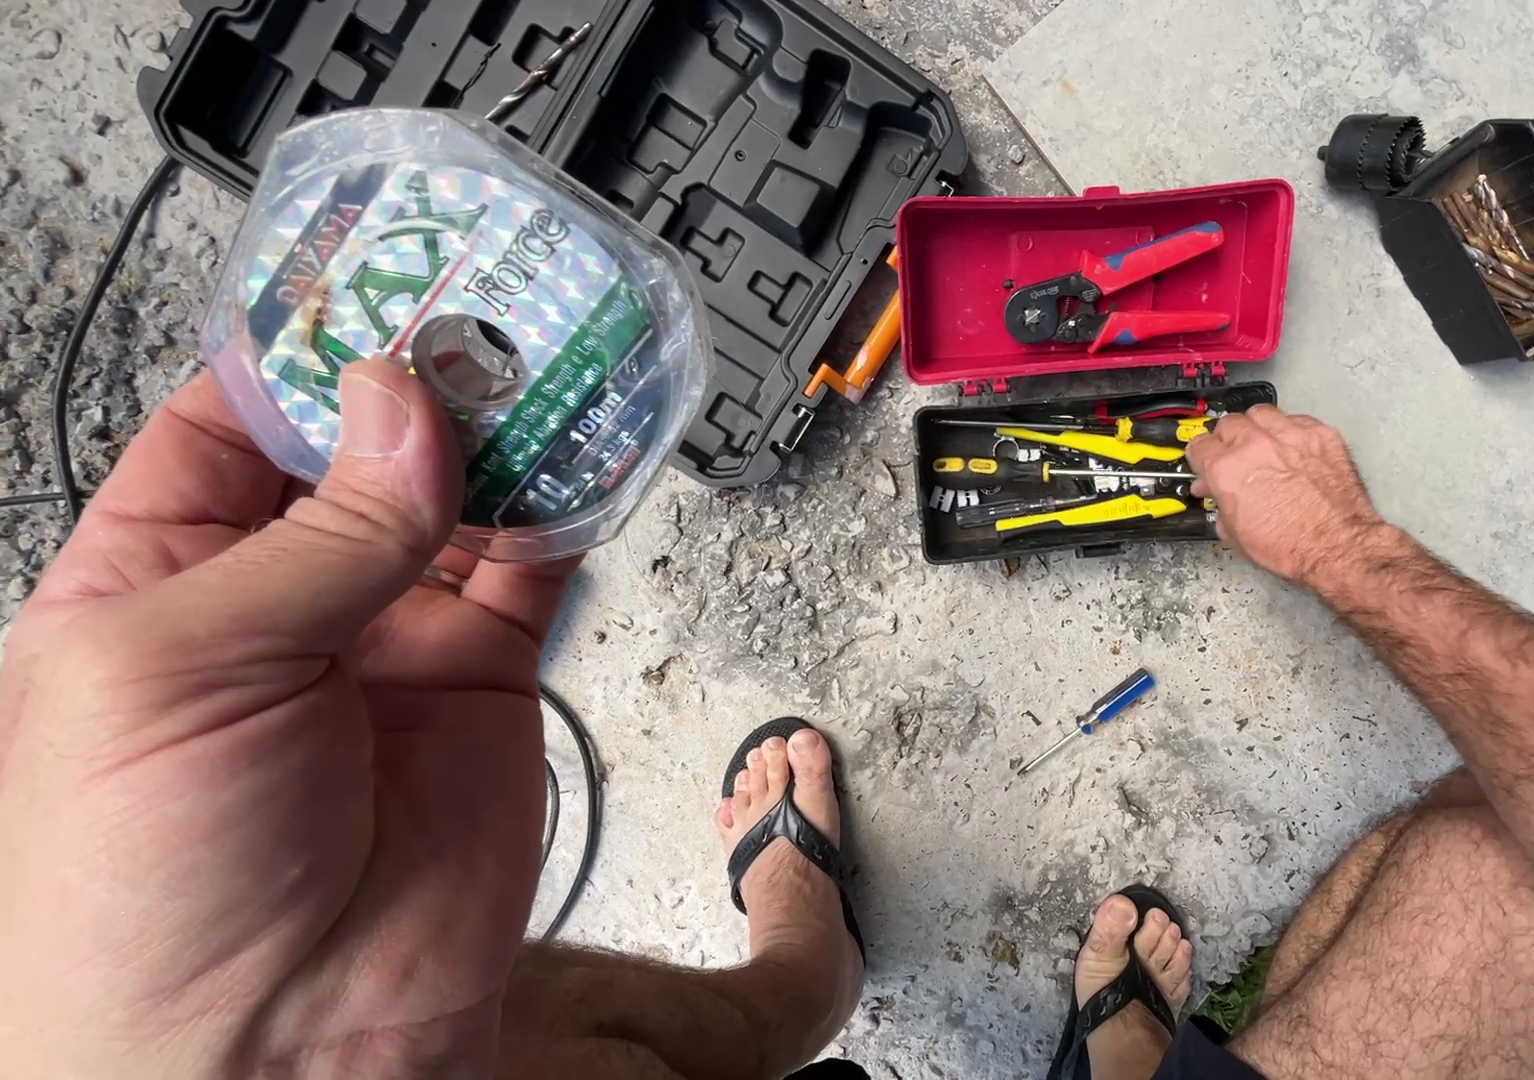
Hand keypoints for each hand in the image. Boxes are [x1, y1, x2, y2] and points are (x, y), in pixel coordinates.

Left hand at [0, 362, 576, 1076]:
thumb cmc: (156, 883)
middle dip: (427, 387)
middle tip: (488, 321)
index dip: (304, 349)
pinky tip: (582, 465)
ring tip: (550, 376)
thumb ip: (317, 536)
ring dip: (510, 441)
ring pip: (469, 499)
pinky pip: (537, 566)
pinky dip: (566, 514)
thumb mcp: (179, 673)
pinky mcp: (494, 661)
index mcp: (170, 576)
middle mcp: (296, 590)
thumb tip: (402, 407)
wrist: (303, 1027)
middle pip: (373, 450)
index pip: (237, 420)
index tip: (374, 286)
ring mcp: (404, 624)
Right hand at [1186, 404, 1388, 587]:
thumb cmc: (1290, 545)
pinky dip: (1290, 430)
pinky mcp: (1321, 436)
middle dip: (1225, 440)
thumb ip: (1220, 504)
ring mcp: (1290, 436)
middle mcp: (1255, 445)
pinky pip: (1297, 419)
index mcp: (1226, 469)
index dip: (1199, 457)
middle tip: (1231, 455)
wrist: (1336, 547)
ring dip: (1255, 426)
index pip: (1199, 446)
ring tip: (1259, 443)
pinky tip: (1291, 447)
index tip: (1204, 462)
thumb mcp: (1235, 532)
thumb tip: (1218, 494)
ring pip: (1261, 413)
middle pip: (1228, 423)